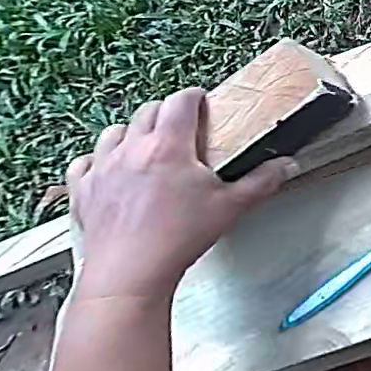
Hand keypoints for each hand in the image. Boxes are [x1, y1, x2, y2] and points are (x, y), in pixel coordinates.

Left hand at [65, 88, 295, 303]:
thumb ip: (263, 180)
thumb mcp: (233, 205)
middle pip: (147, 111)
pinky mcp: (83, 190)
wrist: (130, 273)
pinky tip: (114, 168)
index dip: (193, 96)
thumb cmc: (180, 236)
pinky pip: (85, 161)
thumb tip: (288, 164)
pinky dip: (100, 158)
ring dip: (133, 132)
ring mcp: (101, 169)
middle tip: (185, 125)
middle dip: (167, 112)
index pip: (179, 102)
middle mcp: (131, 150)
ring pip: (114, 131)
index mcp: (169, 147)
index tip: (202, 100)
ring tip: (150, 145)